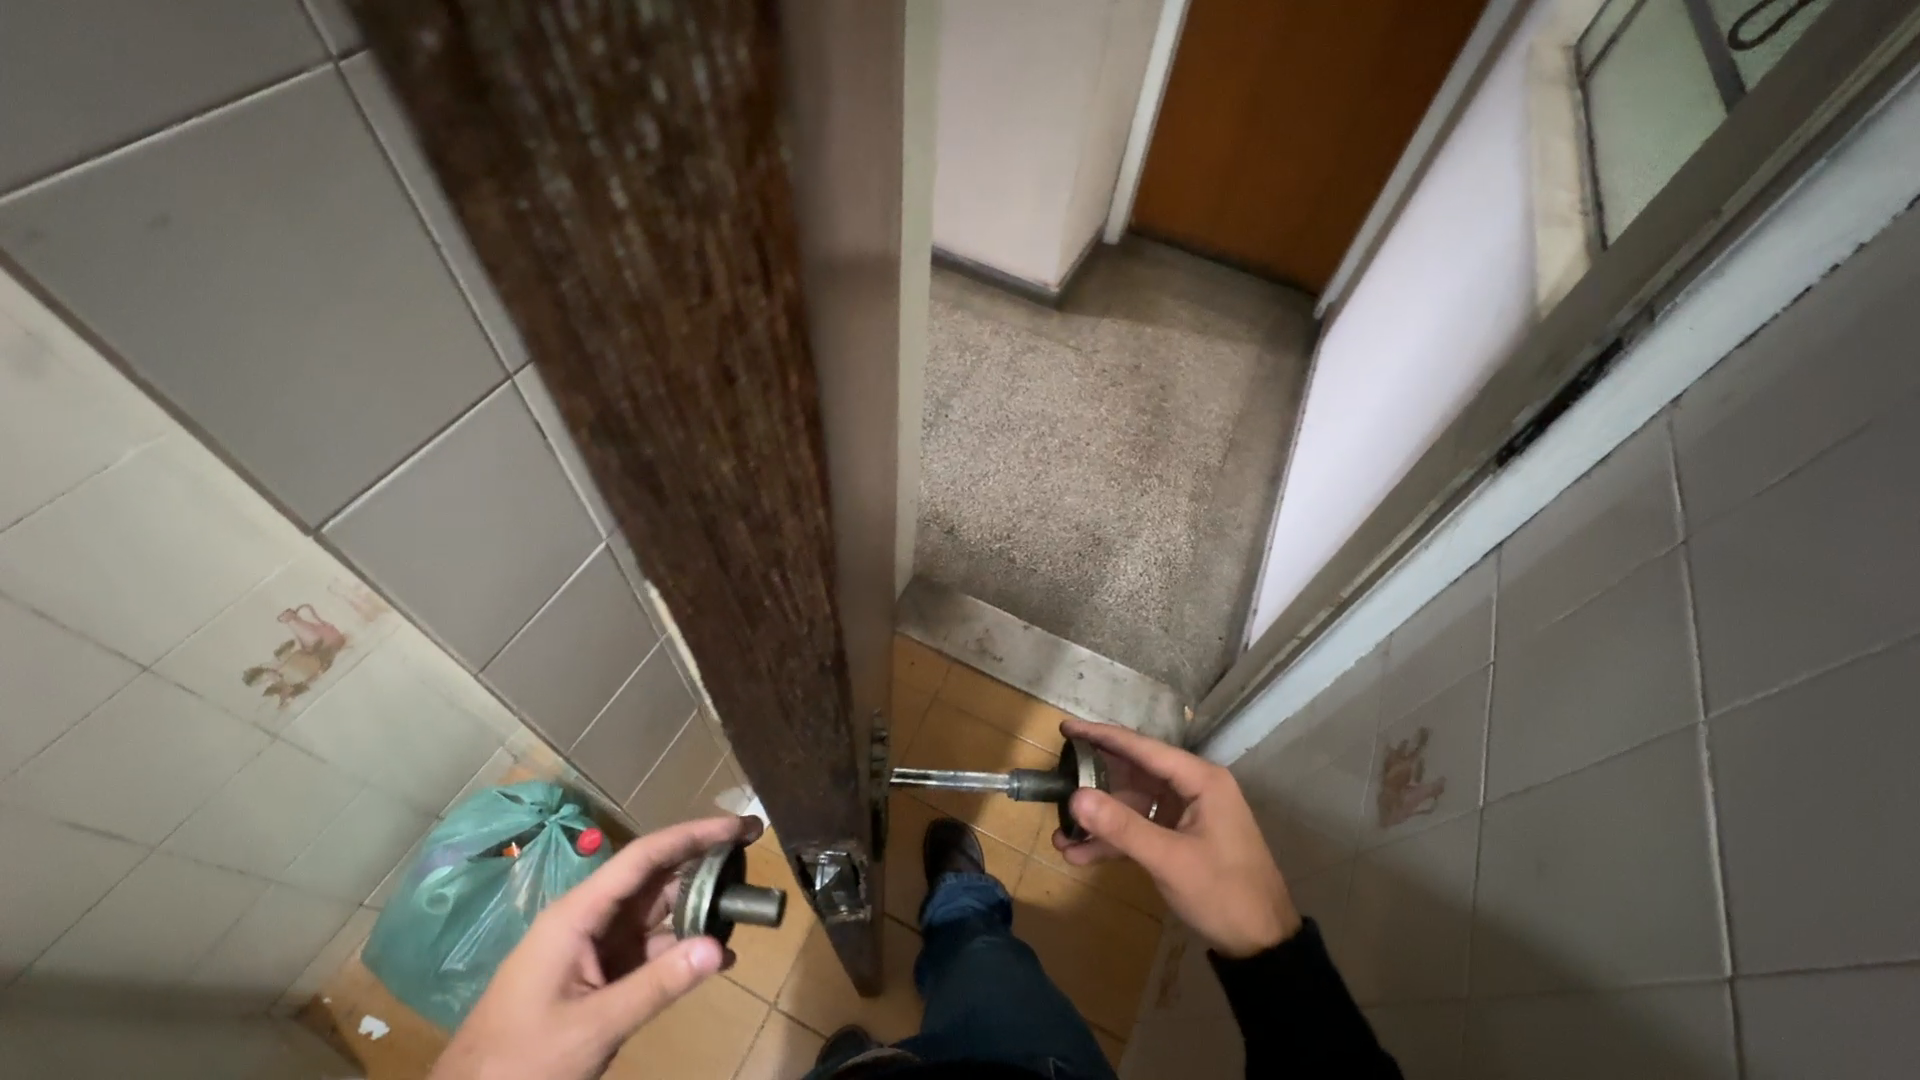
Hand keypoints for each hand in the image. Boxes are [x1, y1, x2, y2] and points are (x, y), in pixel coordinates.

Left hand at [429, 814, 762, 1079]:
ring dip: (698, 906)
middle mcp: (588, 920)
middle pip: (654, 878)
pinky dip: (683, 949)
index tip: (739, 826)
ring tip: (744, 903)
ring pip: (656, 912)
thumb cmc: (520, 1063)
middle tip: (752, 850)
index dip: (694, 836)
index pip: (644, 858)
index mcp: (577, 914)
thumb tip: (721, 946)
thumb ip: (658, 986)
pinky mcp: (600, 976)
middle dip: (702, 861)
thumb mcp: (593, 1027)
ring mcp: (594, 948)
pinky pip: (650, 950)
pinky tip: (718, 957)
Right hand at [1053, 719, 1299, 957]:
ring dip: (1099, 820)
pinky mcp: (1180, 839)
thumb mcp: (1169, 859)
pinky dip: (1114, 841)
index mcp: (1201, 780)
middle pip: (1134, 774)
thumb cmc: (1224, 893)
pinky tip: (1080, 855)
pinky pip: (1140, 829)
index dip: (1102, 737)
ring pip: (1133, 805)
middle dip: (1094, 783)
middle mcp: (1193, 789)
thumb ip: (1121, 827)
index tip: (1065, 729)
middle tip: (1055, 779)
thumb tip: (1075, 797)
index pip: (1143, 748)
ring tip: (1060, 834)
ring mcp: (1186, 815)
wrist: (1262, 946)